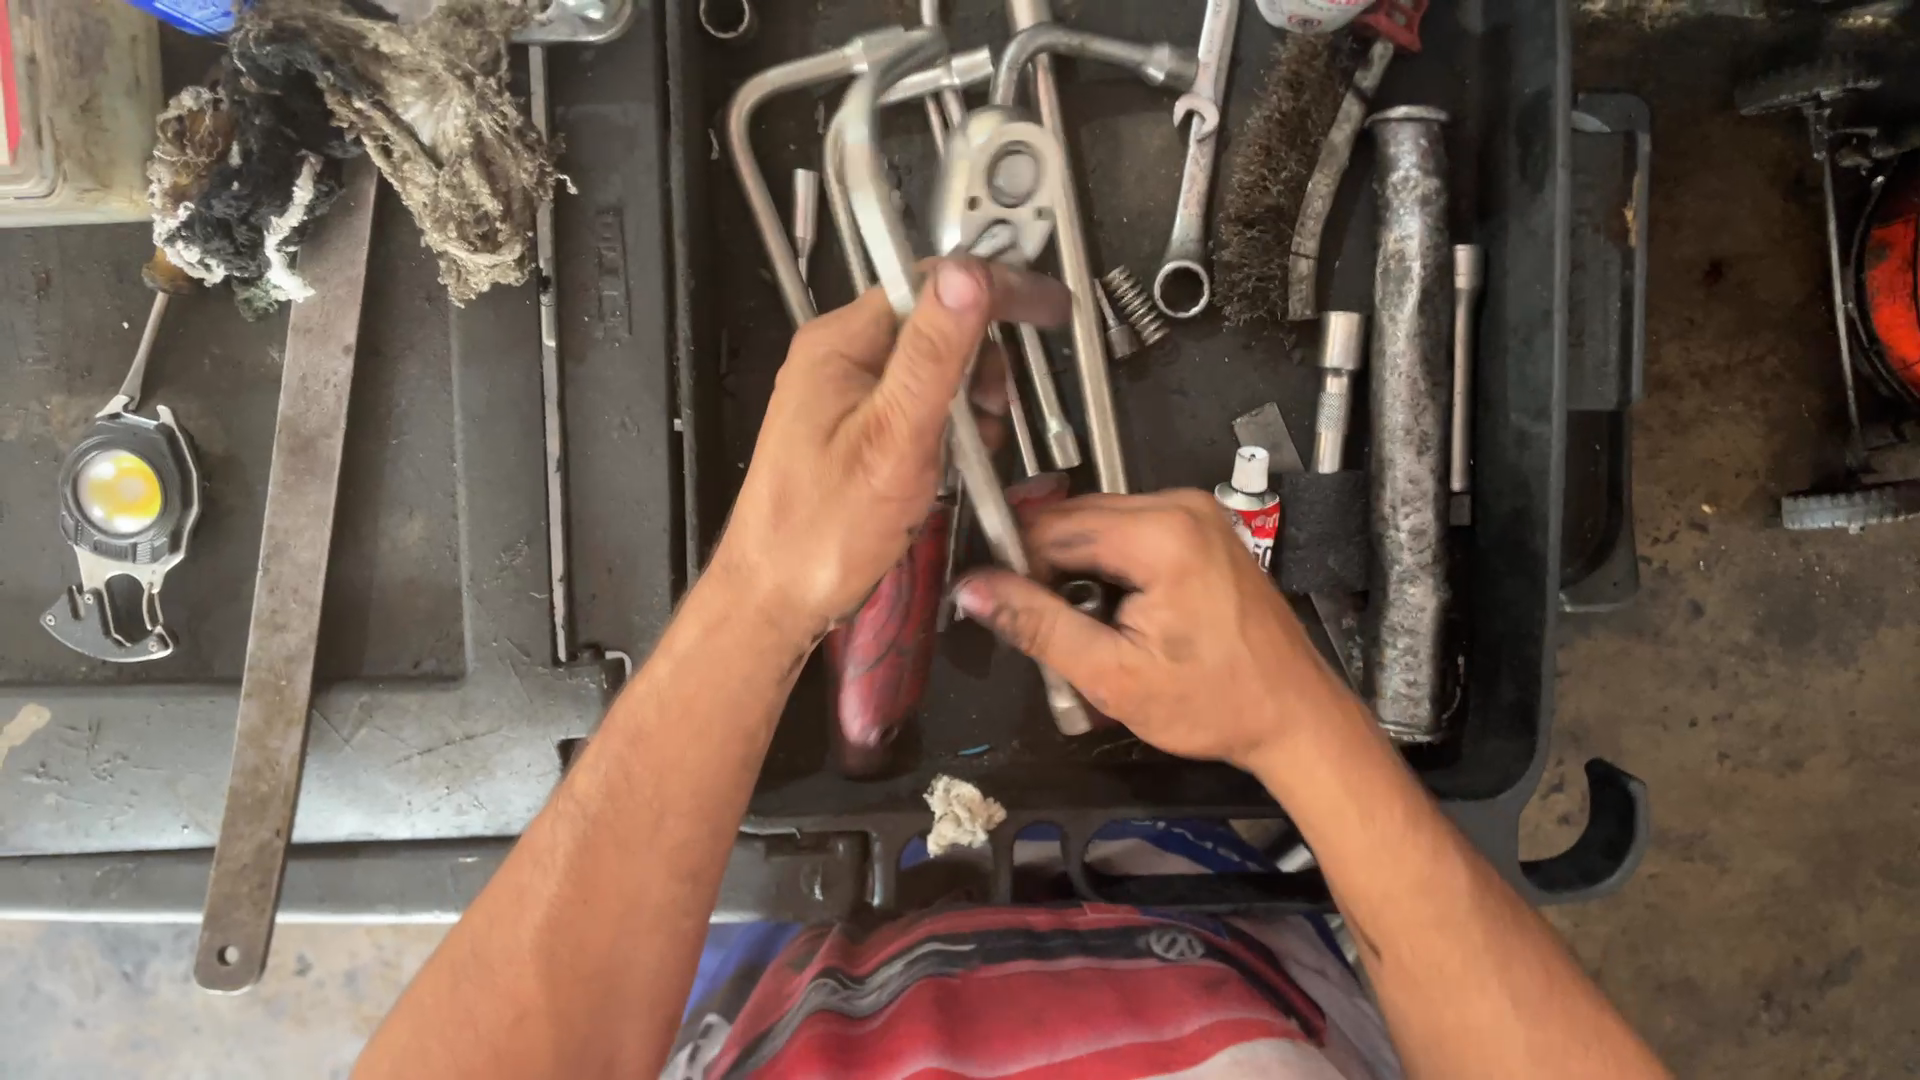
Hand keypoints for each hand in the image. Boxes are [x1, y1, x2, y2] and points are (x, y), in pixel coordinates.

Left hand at [712, 258, 1069, 639]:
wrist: (774, 596)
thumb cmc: (827, 529)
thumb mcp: (893, 440)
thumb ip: (933, 356)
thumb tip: (967, 271)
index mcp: (841, 343)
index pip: (930, 284)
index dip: (996, 291)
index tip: (1051, 311)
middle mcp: (838, 356)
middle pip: (932, 325)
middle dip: (980, 361)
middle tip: (999, 413)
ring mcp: (841, 394)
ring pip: (927, 370)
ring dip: (966, 401)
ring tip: (976, 450)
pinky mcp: (849, 429)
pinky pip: (910, 406)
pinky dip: (944, 426)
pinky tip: (952, 462)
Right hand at [952, 490, 1363, 770]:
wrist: (1294, 715)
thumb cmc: (1210, 703)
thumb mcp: (1111, 674)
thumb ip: (1037, 624)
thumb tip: (972, 590)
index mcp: (1160, 533)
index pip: (1052, 526)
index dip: (1015, 564)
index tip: (998, 606)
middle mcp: (1178, 505)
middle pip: (1074, 518)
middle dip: (1045, 566)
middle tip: (1040, 623)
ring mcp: (1194, 512)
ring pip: (1096, 523)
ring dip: (1072, 566)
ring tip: (1078, 622)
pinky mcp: (1199, 528)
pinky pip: (1126, 531)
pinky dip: (1103, 563)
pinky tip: (1109, 607)